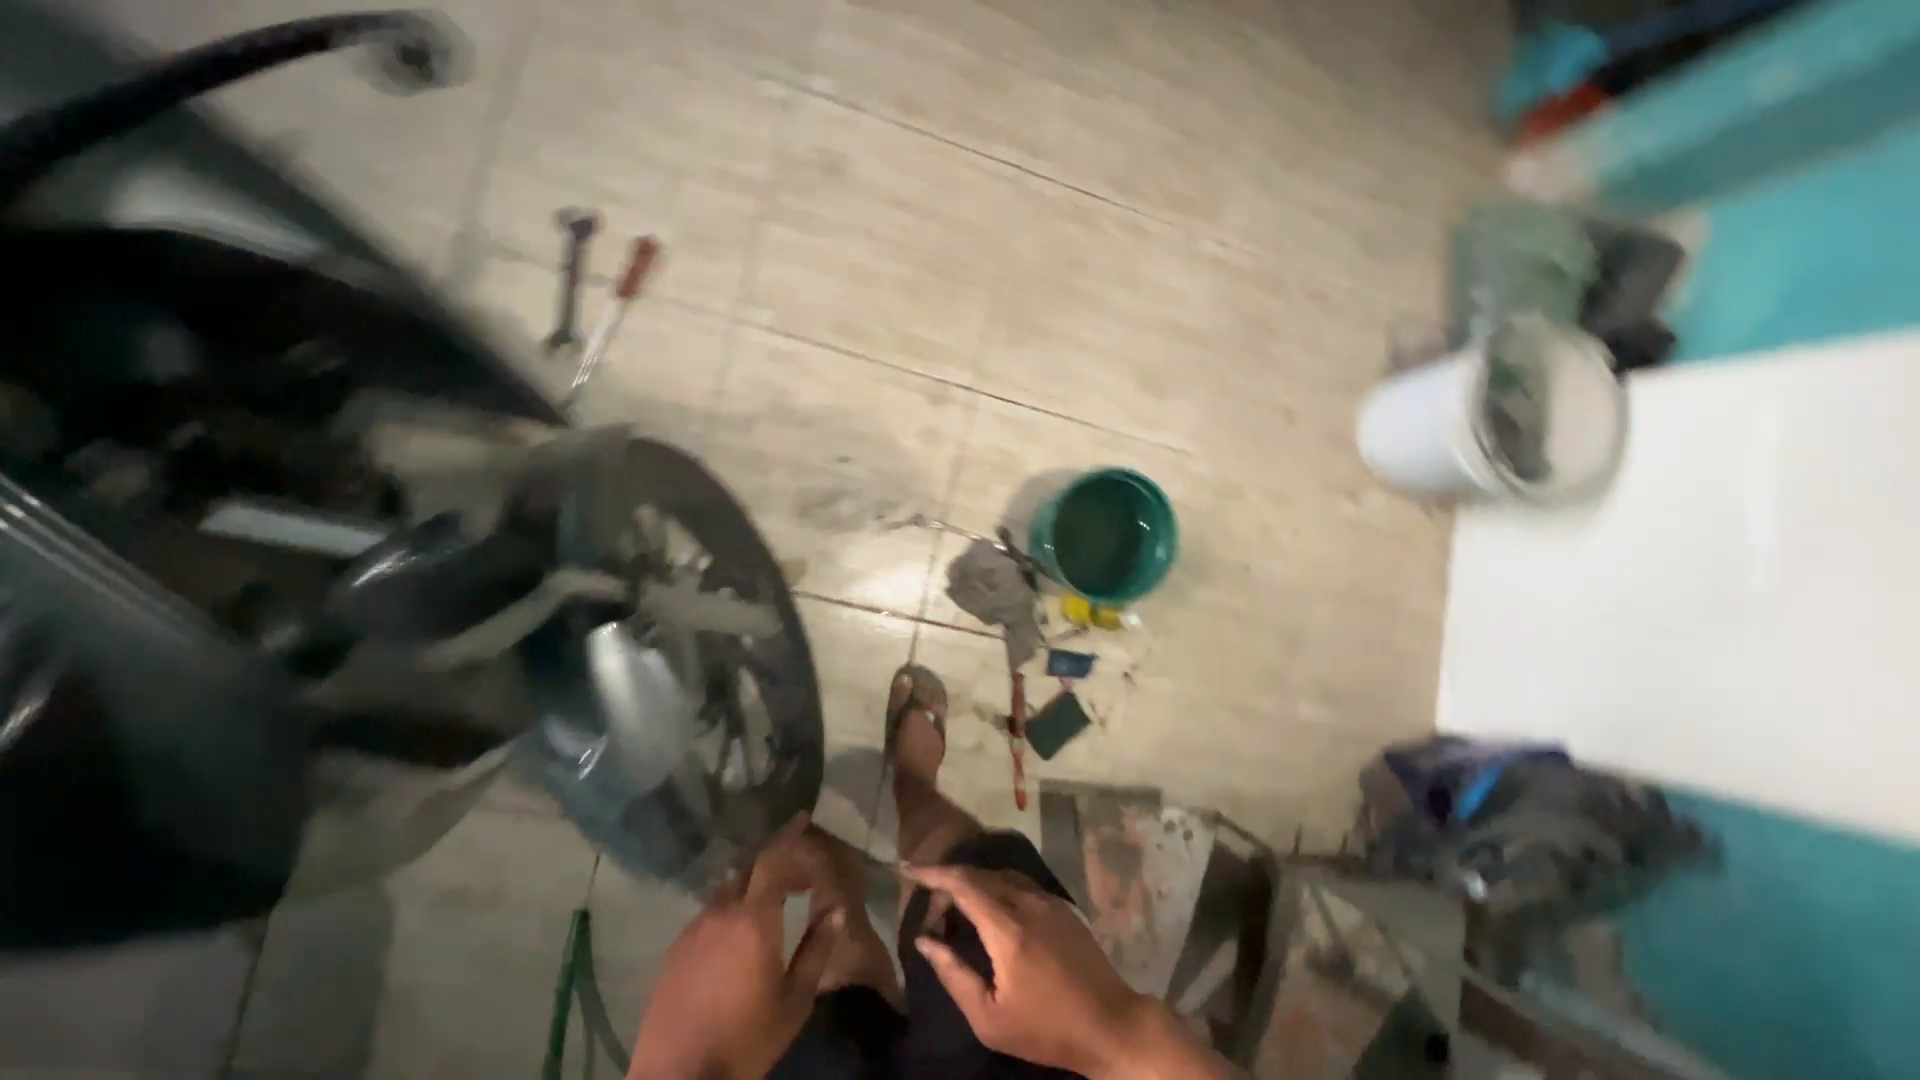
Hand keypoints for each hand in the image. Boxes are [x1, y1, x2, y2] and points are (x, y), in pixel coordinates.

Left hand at [629, 814, 839, 1079]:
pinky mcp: (674, 952)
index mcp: (753, 919)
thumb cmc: (748, 1038)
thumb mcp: (795, 999)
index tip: (803, 817)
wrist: (680, 1077)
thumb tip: (834, 909)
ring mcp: (692, 931)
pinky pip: (707, 916)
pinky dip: (729, 912)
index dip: (788, 834)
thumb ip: (816, 948)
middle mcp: (719, 914)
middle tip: (800, 877)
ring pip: (725, 892)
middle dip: (774, 864)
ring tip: (773, 909)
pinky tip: (739, 938)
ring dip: (750, 889)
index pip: (771, 859)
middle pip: (746, 870)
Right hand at [904, 864, 1149, 1075]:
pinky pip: (1020, 884)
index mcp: (1007, 928)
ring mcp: (1049, 902)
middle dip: (948, 879)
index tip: (906, 868)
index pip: (962, 883)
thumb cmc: (1046, 1028)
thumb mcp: (989, 1017)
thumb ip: (953, 974)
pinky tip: (989, 908)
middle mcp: (1028, 903)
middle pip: (979, 874)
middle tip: (927, 901)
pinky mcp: (1062, 907)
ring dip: (973, 881)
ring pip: (1001, 875)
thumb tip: (924, 940)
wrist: (1110, 1025)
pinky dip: (996, 887)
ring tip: (953, 904)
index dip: (931, 873)